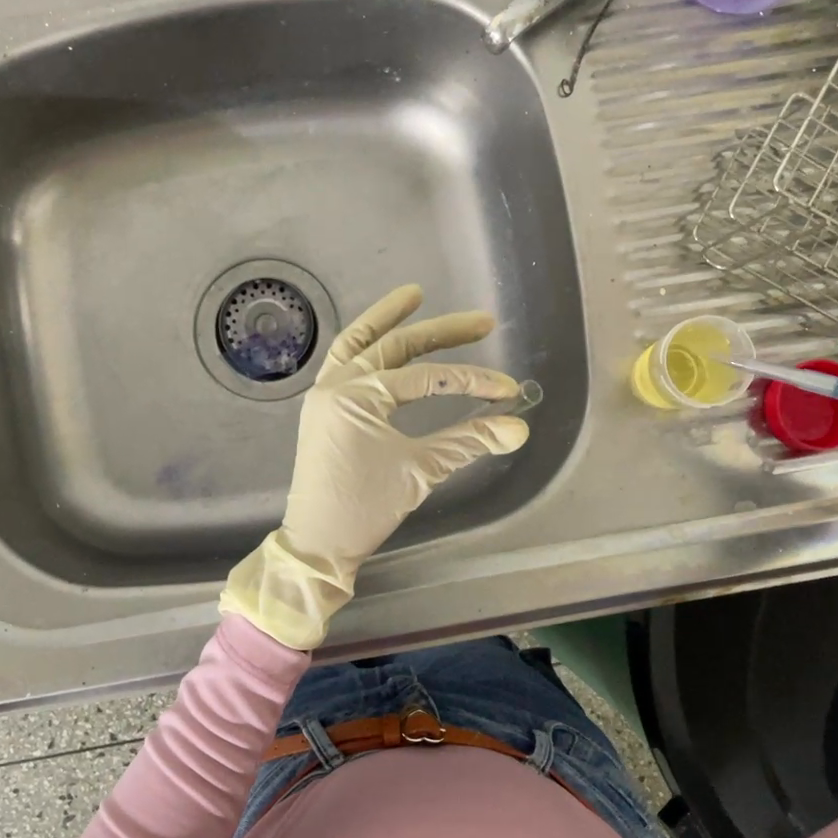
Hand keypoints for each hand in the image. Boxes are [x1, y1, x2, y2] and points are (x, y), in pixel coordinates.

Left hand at [217, 284, 530, 650]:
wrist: (317, 542)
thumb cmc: (365, 507)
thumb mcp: (419, 471)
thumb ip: (468, 442)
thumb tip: (520, 427)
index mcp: (357, 396)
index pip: (425, 378)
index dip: (471, 381)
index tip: (508, 390)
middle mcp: (336, 385)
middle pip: (395, 348)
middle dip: (440, 333)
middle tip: (482, 322)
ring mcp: (324, 395)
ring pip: (359, 345)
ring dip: (387, 320)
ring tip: (414, 295)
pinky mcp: (323, 409)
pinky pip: (343, 364)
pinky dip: (364, 346)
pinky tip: (381, 340)